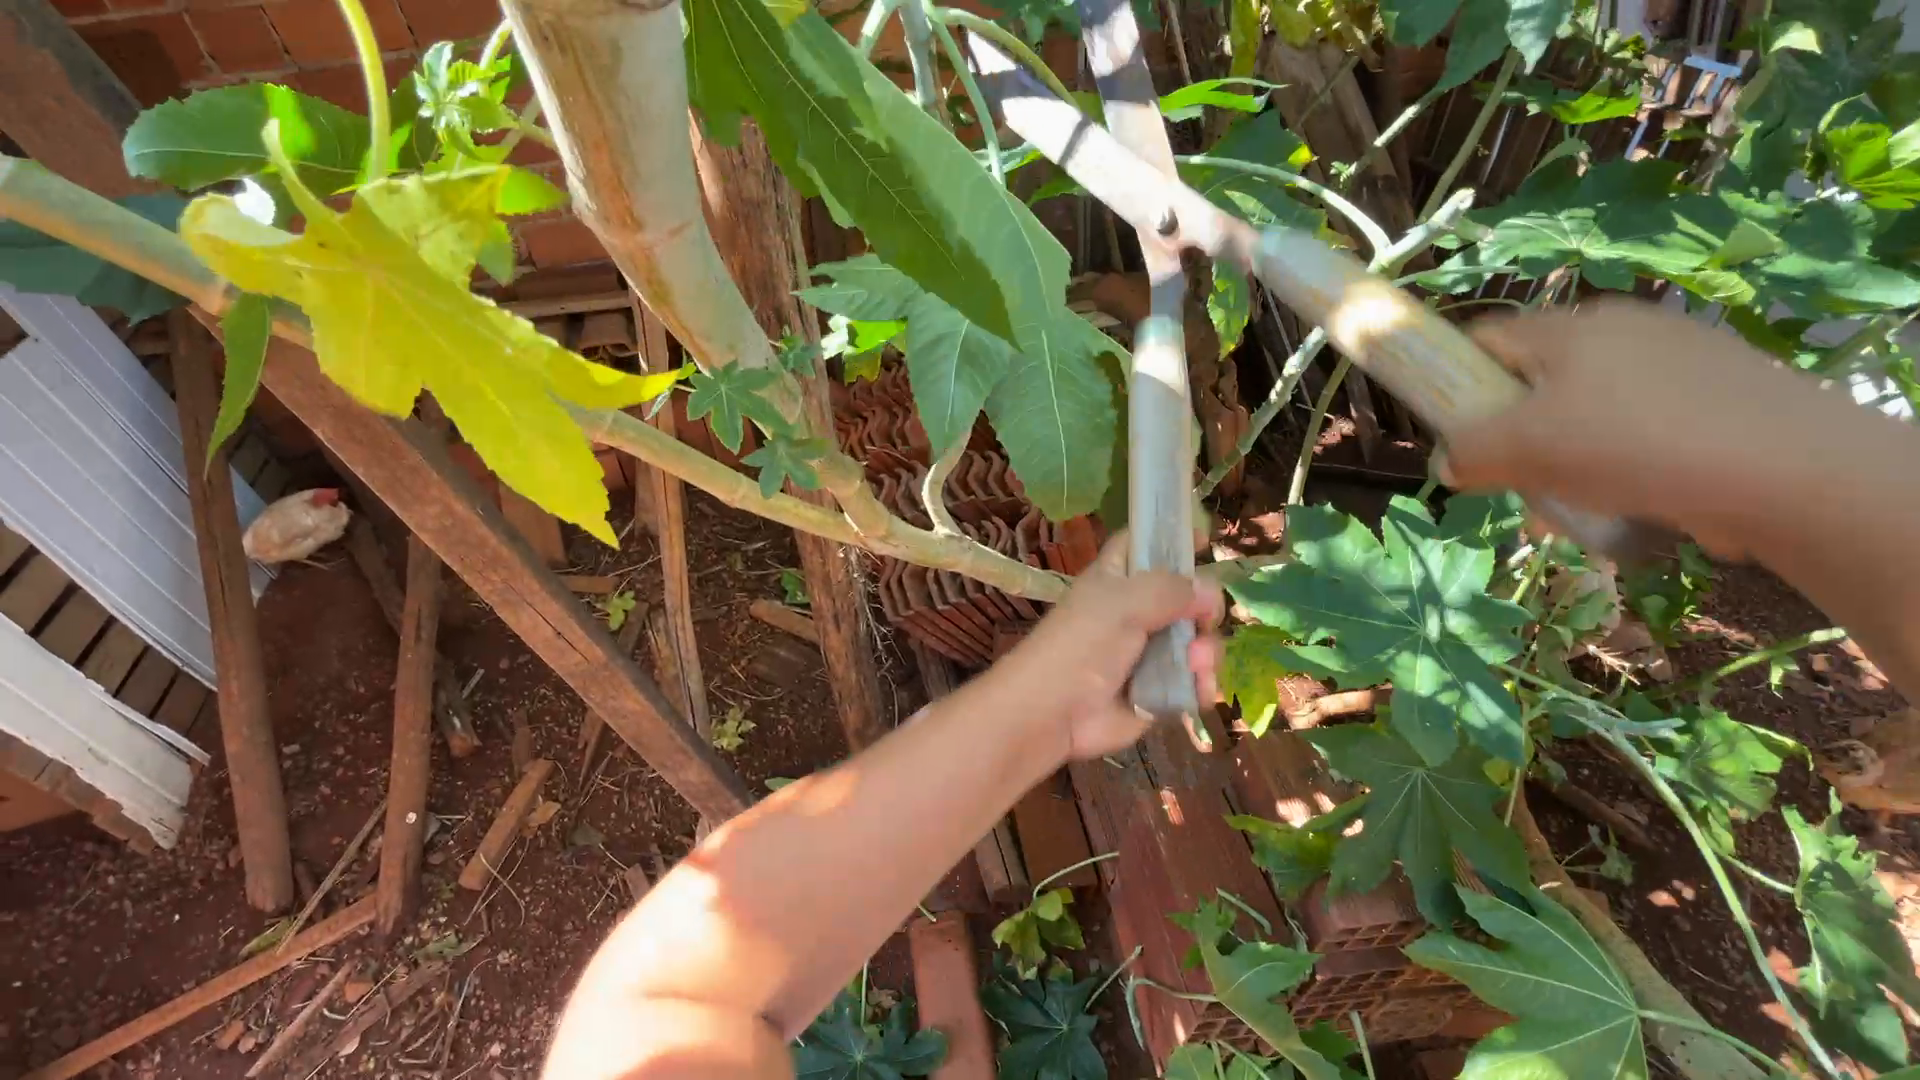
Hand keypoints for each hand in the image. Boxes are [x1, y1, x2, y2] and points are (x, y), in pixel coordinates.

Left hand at [978, 538, 1223, 761]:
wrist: (1055, 712)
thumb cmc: (1081, 644)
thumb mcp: (1123, 603)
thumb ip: (1170, 590)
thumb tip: (1210, 591)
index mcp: (1116, 579)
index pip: (1141, 546)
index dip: (1168, 538)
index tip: (1202, 539)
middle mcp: (1134, 612)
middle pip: (1184, 598)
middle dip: (1203, 610)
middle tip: (1205, 620)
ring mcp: (1147, 653)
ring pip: (1195, 641)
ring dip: (1205, 651)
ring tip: (1195, 664)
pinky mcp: (1157, 691)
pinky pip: (1193, 682)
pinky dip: (1202, 685)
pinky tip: (1201, 690)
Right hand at [1445, 299, 1841, 556]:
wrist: (1789, 472)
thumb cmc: (1629, 445)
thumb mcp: (1522, 450)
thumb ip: (1467, 452)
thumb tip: (1449, 462)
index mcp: (1569, 329)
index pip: (1485, 338)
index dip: (1454, 378)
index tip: (1454, 427)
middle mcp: (1622, 330)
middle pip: (1536, 379)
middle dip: (1512, 433)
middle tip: (1513, 477)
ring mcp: (1677, 358)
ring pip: (1587, 408)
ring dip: (1562, 456)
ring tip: (1569, 505)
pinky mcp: (1719, 394)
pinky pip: (1640, 425)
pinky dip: (1617, 460)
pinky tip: (1626, 499)